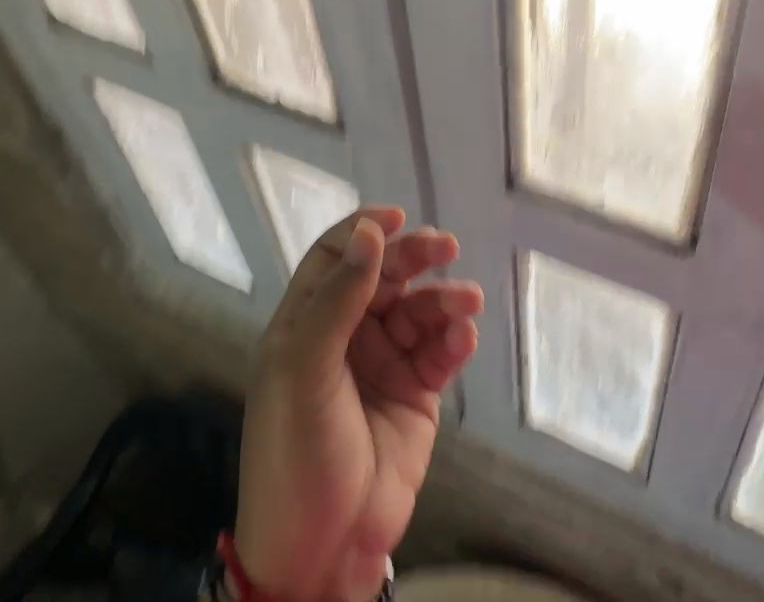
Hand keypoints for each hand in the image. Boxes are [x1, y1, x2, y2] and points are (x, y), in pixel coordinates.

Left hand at [236, 207, 481, 600]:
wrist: (324, 545)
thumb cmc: (297, 451)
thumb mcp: (303, 370)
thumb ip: (336, 300)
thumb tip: (369, 233)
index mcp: (305, 324)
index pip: (334, 258)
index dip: (363, 233)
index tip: (396, 217)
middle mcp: (346, 336)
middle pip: (385, 277)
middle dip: (414, 258)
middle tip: (445, 247)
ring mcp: (383, 365)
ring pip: (420, 312)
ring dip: (443, 301)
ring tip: (466, 302)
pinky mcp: (416, 393)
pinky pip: (439, 352)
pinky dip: (454, 340)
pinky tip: (463, 341)